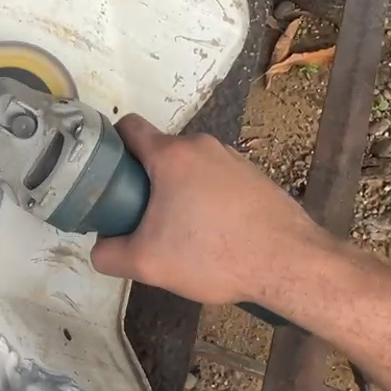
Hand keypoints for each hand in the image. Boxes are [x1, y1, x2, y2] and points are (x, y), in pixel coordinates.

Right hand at [90, 115, 336, 306]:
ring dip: (179, 189)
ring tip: (181, 230)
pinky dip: (208, 198)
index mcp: (171, 154)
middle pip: (160, 151)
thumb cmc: (213, 254)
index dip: (112, 145)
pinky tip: (215, 234)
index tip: (108, 174)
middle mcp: (202, 145)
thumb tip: (100, 248)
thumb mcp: (147, 263)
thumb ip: (109, 254)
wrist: (290, 264)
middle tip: (142, 216)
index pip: (129, 127)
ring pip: (190, 166)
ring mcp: (233, 158)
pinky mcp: (256, 176)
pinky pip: (217, 179)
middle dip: (146, 179)